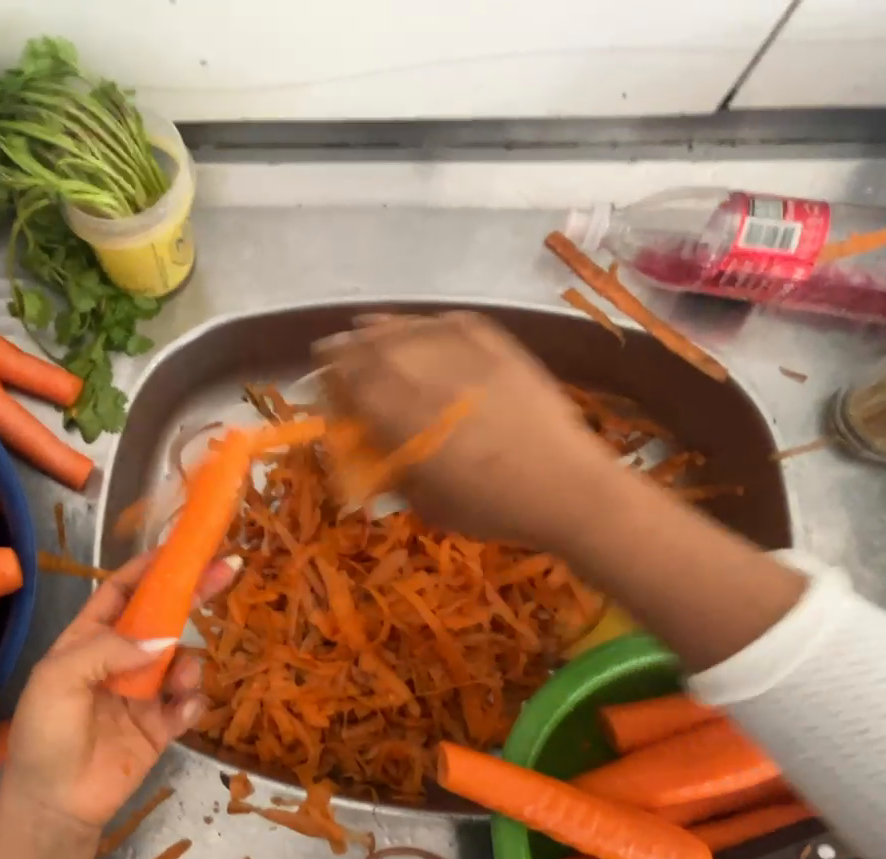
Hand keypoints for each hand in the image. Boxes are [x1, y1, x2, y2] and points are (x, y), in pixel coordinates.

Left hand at [0, 553, 237, 828]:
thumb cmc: (44, 732)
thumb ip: (108, 650)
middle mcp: (118, 659)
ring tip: (181, 680)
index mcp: (87, 639)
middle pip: (162, 617)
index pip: (122, 591)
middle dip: (192, 595)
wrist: (53, 803)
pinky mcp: (160, 726)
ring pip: (181, 661)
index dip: (150, 568)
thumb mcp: (60, 678)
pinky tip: (177, 714)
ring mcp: (141, 692)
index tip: (181, 548)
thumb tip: (165, 639)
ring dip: (189, 663)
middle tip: (226, 571)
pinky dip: (191, 703)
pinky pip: (188, 704)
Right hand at [314, 311, 618, 547]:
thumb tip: (369, 451)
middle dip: (348, 346)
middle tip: (334, 348)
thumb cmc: (491, 509)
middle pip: (376, 348)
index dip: (330, 375)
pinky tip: (424, 324)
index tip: (318, 375)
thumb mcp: (425, 502)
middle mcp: (430, 379)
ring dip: (384, 327)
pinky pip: (460, 324)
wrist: (566, 490)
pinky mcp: (503, 353)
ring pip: (415, 329)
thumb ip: (392, 470)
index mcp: (405, 419)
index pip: (353, 382)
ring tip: (367, 326)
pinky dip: (434, 321)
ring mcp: (470, 360)